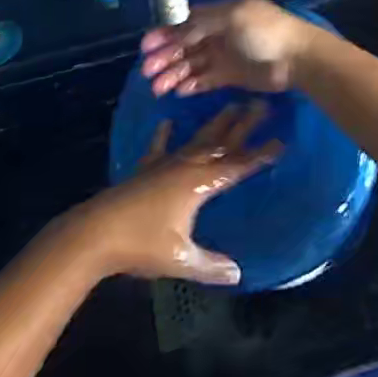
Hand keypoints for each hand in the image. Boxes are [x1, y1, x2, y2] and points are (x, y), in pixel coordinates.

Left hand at [56, 102, 281, 285]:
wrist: (95, 232)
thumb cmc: (141, 244)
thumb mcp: (181, 259)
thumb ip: (210, 265)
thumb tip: (238, 272)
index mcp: (198, 184)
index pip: (237, 166)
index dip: (260, 154)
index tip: (282, 139)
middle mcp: (184, 167)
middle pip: (220, 142)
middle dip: (243, 124)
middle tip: (262, 104)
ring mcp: (163, 165)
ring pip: (195, 140)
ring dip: (215, 124)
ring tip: (231, 105)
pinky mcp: (145, 170)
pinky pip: (159, 148)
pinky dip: (164, 136)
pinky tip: (167, 122)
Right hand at [138, 0, 317, 96]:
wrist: (298, 58)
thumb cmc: (265, 31)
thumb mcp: (232, 17)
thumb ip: (202, 22)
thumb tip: (176, 27)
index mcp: (220, 14)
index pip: (185, 24)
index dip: (165, 35)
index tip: (146, 47)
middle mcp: (219, 34)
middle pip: (185, 46)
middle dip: (165, 58)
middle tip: (147, 72)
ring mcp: (225, 56)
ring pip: (192, 65)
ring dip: (174, 75)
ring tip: (158, 88)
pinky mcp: (232, 76)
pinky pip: (206, 79)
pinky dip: (192, 84)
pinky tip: (179, 91)